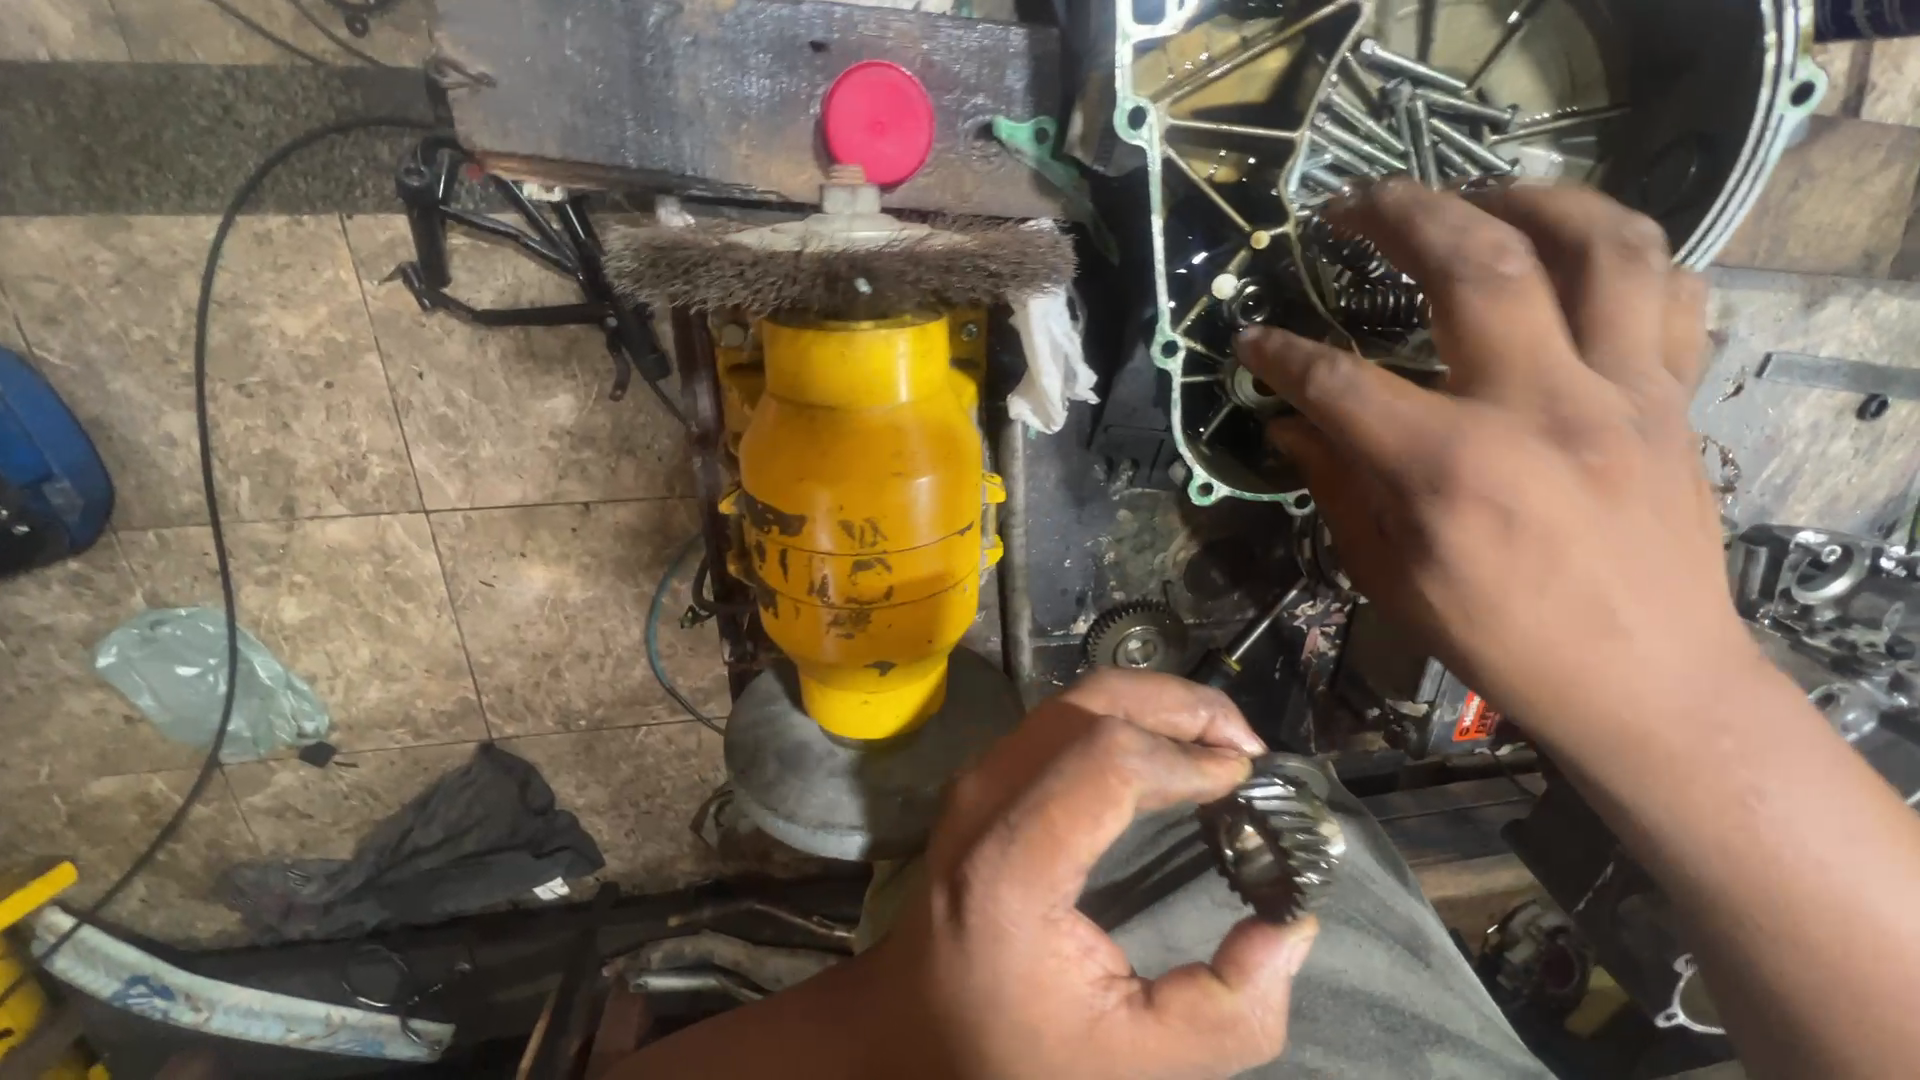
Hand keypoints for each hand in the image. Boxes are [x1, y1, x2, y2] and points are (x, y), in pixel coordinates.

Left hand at [857, 669, 1319, 1079]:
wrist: (912, 1022)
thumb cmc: (1010, 1047)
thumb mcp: (1131, 1063)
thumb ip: (1228, 1012)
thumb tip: (1291, 926)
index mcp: (1011, 867)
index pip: (1105, 760)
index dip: (1185, 756)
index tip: (1242, 780)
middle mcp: (985, 801)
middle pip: (1091, 706)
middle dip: (1179, 707)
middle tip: (1245, 746)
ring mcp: (978, 780)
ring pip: (1074, 700)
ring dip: (1153, 706)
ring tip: (1217, 745)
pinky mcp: (984, 778)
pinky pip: (1060, 720)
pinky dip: (1122, 717)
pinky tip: (1164, 752)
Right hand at [1237, 180, 1758, 741]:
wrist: (1644, 681)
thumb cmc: (1495, 637)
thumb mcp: (1386, 573)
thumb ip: (1335, 486)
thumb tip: (1289, 426)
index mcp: (1447, 468)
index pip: (1339, 382)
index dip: (1281, 355)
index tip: (1250, 339)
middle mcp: (1537, 408)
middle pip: (1473, 266)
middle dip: (1399, 216)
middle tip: (1352, 203)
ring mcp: (1620, 394)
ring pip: (1597, 246)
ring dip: (1529, 199)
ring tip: (1476, 193)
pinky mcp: (1672, 399)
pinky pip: (1669, 291)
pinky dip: (1620, 254)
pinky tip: (1571, 253)